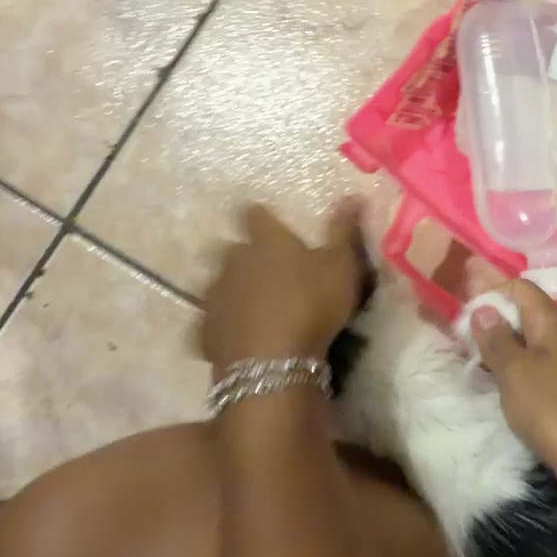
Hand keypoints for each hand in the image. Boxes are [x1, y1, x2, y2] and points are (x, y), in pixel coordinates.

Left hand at [199, 201, 365, 372]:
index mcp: (266, 241)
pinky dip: (220, 324)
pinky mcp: (204, 330)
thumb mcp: (340, 266)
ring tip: (247, 302)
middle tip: (259, 266)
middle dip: (239, 254)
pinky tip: (234, 334)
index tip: (266, 218)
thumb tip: (353, 194)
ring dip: (228, 288)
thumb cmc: (312, 304)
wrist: (272, 361)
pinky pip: (208, 322)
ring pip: (214, 283)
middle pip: (227, 247)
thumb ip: (343, 230)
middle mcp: (231, 261)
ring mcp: (213, 296)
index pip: (254, 214)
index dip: (260, 215)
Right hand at [468, 281, 556, 501]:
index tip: (466, 319)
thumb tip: (483, 309)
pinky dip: (518, 372)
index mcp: (553, 322)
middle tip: (465, 346)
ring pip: (531, 343)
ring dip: (504, 351)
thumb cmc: (551, 407)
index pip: (521, 288)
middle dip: (494, 324)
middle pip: (525, 314)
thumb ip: (496, 339)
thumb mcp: (514, 370)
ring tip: (477, 367)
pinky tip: (501, 389)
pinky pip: (539, 368)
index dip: (492, 294)